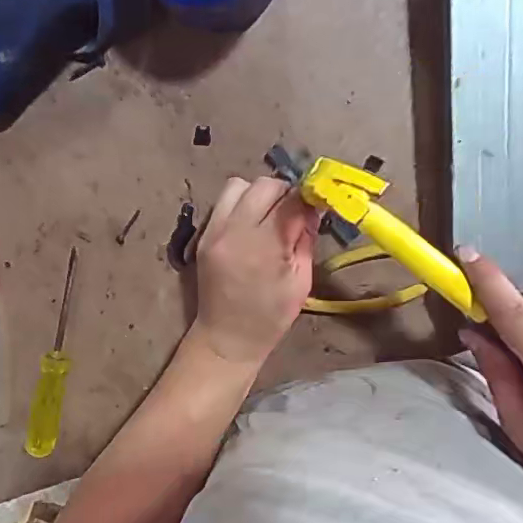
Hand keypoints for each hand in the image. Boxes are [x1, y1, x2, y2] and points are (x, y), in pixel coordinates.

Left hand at [188, 177, 318, 367]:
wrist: (227, 337)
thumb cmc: (271, 316)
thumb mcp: (302, 281)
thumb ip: (305, 239)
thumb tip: (312, 209)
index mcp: (265, 246)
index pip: (291, 201)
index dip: (309, 196)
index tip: (318, 202)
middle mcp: (235, 231)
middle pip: (264, 185)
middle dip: (285, 192)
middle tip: (295, 211)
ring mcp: (214, 230)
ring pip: (239, 185)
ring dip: (259, 193)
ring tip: (270, 215)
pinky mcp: (204, 234)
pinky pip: (224, 201)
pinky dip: (242, 204)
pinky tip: (252, 225)